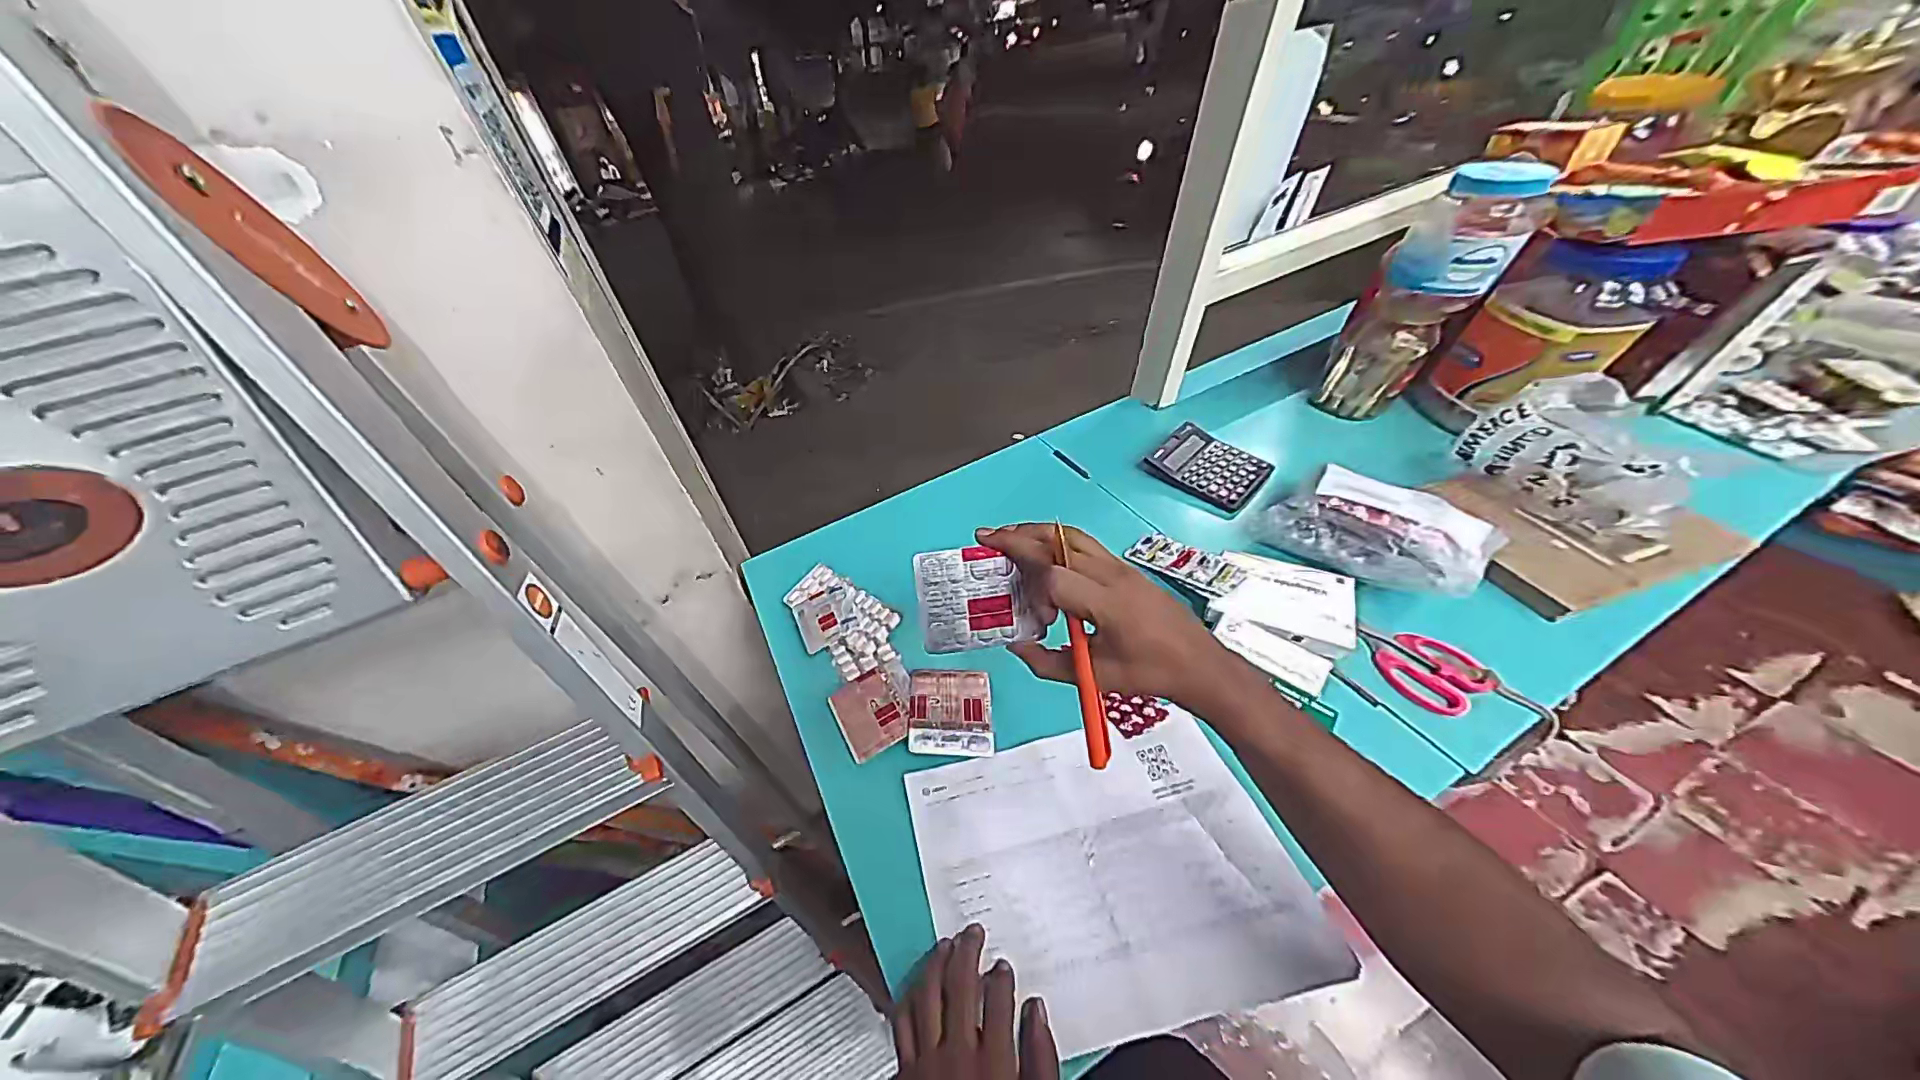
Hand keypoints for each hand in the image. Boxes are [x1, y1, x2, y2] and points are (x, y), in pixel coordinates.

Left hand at [894, 923, 1057, 1079]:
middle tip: (973, 933)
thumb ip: (1040, 1058)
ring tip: (944, 945)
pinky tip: (915, 984)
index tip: (1003, 966)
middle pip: (960, 984)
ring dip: (935, 963)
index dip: (1001, 975)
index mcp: (993, 1062)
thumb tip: (1037, 1013)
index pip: (998, 997)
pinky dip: (909, 995)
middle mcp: (957, 1054)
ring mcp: (926, 1062)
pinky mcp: (905, 1072)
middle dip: (968, 951)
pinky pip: (902, 1020)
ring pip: (927, 995)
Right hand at [974, 524, 1264, 715]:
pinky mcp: (1125, 570)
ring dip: (1038, 532)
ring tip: (1009, 536)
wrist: (1199, 664)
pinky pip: (1085, 545)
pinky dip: (1057, 542)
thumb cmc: (1153, 672)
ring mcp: (1121, 568)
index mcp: (1106, 602)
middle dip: (1019, 536)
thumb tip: (1018, 646)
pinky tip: (1043, 553)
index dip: (1028, 586)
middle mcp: (1113, 575)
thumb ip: (1049, 663)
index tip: (1019, 603)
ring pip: (1072, 536)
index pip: (1054, 575)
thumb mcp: (1096, 676)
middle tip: (988, 536)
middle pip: (1058, 541)